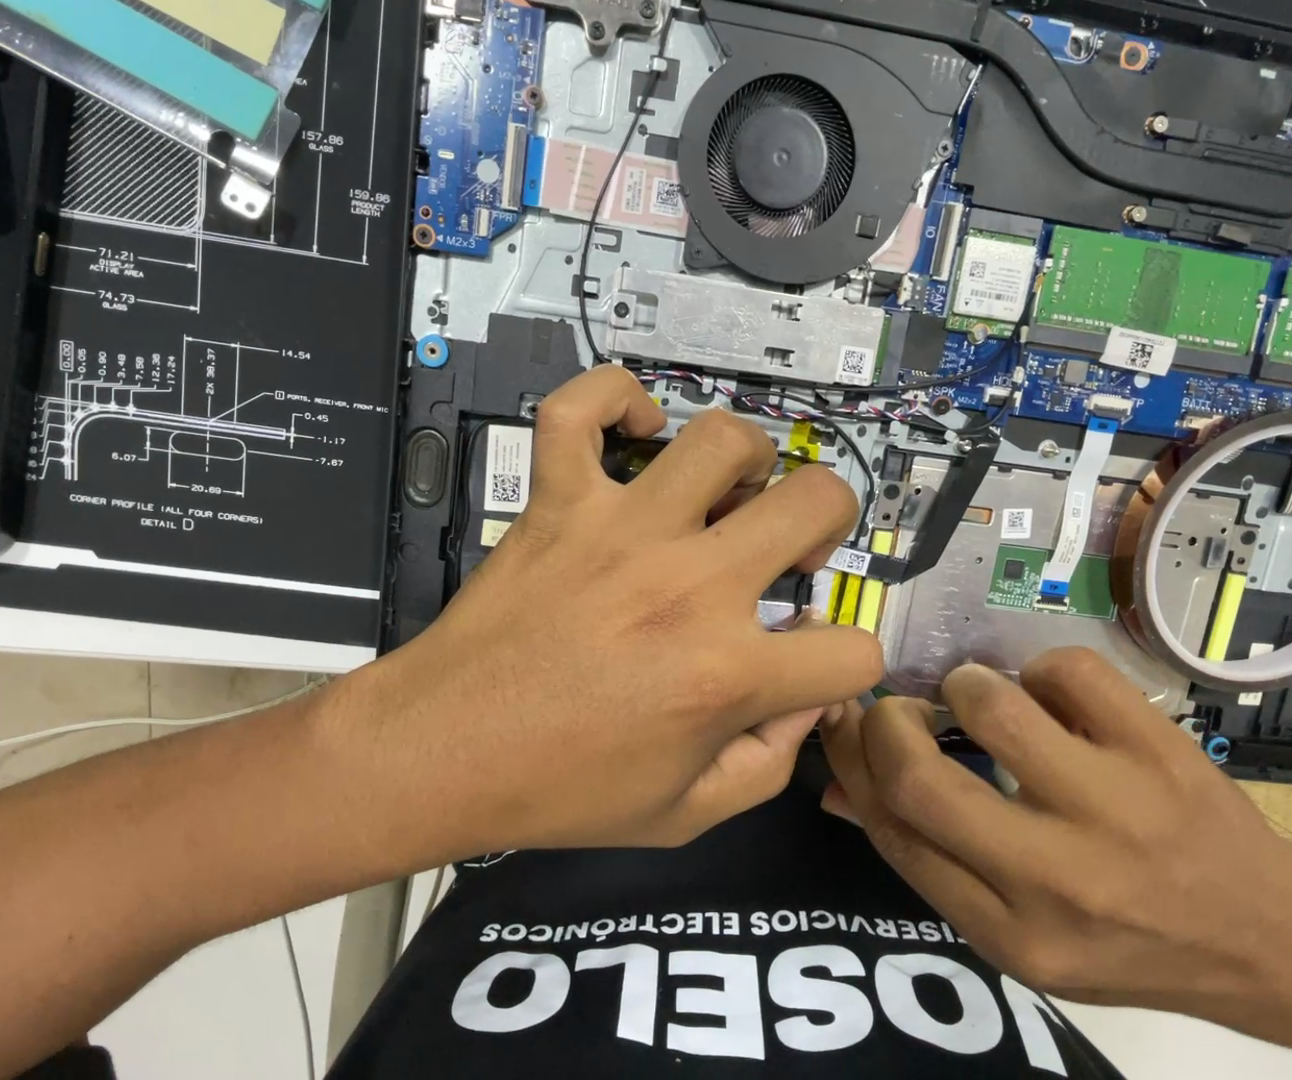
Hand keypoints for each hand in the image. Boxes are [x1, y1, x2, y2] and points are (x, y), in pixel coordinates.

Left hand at [350, 364, 882, 854]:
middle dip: (829, 527)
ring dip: (748, 461)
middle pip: (817, 504)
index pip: (850, 649)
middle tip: (790, 555)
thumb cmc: (561, 792)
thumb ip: (769, 764)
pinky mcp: (557, 502)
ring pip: (721, 439)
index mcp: (727, 674)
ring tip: (727, 496)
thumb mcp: (685, 814)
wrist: (441, 754)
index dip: (844, 663)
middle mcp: (689, 586)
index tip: (804, 665)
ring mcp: (621, 530)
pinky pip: (579, 409)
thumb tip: (805, 699)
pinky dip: (613, 399)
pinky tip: (636, 431)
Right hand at [819, 648, 1291, 1032]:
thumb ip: (928, 860)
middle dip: (886, 723)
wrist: (1278, 947)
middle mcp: (1057, 881)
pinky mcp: (1163, 754)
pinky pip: (1067, 671)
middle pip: (919, 778)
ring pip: (992, 706)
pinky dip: (1040, 670)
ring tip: (976, 699)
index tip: (842, 723)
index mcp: (1011, 935)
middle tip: (899, 711)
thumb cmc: (1129, 944)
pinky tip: (1053, 699)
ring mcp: (1117, 811)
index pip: (895, 831)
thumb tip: (838, 787)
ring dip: (963, 687)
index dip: (850, 762)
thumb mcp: (1017, 932)